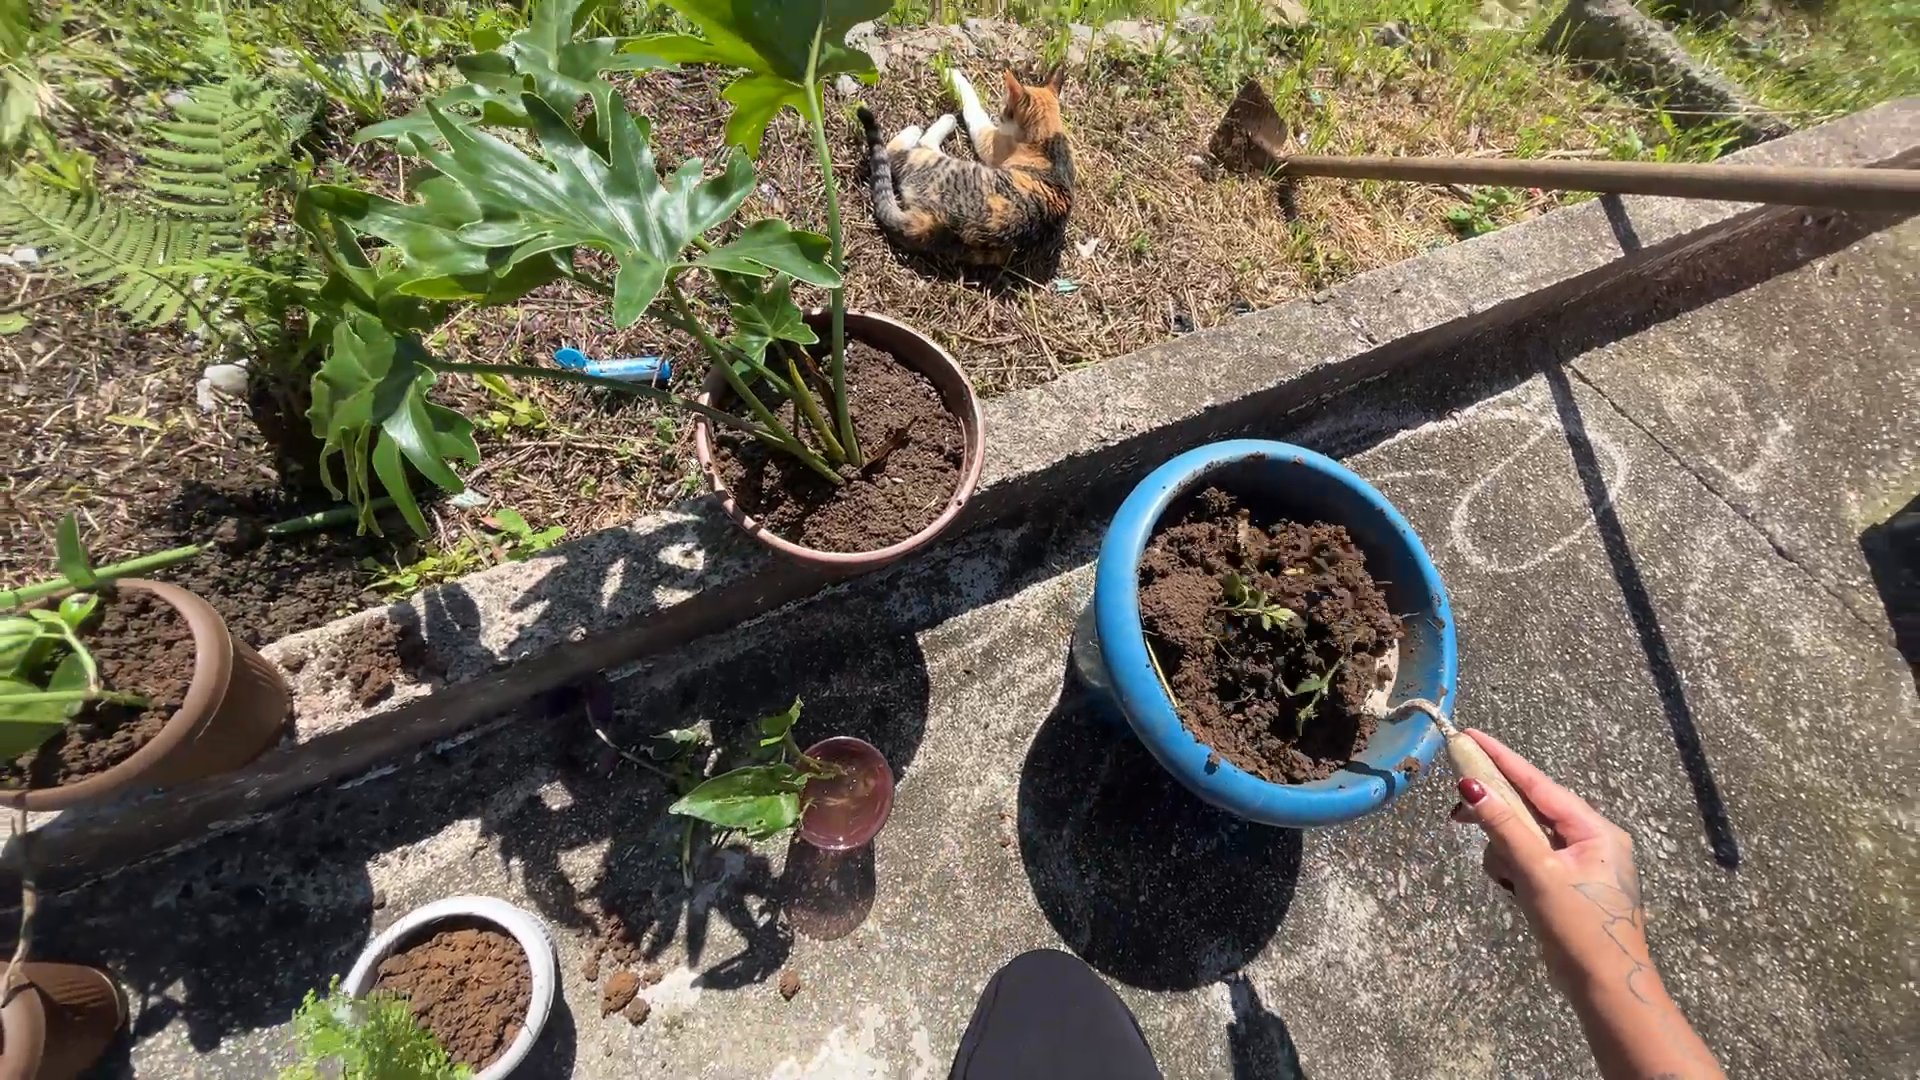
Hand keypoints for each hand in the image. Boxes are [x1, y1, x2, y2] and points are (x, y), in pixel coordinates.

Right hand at [1451, 730, 1726, 1079]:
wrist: (1606, 990)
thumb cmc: (1580, 929)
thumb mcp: (1537, 872)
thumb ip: (1502, 825)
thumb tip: (1470, 784)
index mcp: (1595, 831)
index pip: (1537, 782)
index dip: (1500, 757)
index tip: (1467, 735)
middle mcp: (1589, 838)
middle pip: (1527, 805)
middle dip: (1494, 811)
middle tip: (1457, 810)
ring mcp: (1576, 860)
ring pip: (1520, 831)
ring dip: (1501, 846)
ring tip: (1503, 874)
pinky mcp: (1562, 879)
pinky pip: (1523, 852)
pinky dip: (1508, 862)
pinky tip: (1510, 883)